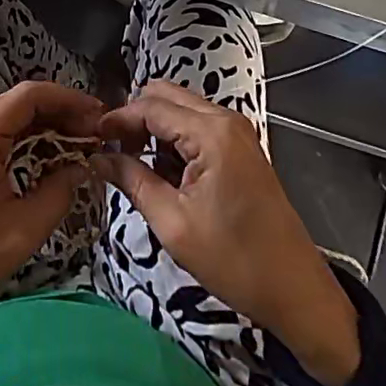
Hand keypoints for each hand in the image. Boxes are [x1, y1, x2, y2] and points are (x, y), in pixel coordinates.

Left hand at [0, 81, 101, 376]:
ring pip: (15, 117)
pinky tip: (57, 155)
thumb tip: (84, 166)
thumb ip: (61, 190)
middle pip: (23, 102)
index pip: (30, 96)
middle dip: (64, 113)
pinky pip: (4, 135)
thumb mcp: (24, 228)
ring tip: (84, 142)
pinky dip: (33, 140)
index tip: (100, 115)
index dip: (70, 100)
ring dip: (50, 126)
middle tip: (97, 132)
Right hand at [92, 81, 360, 385]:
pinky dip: (173, 139)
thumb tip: (98, 159)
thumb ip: (133, 181)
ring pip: (182, 110)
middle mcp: (226, 120)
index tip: (90, 138)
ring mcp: (237, 132)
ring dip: (153, 128)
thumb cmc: (234, 260)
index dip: (117, 119)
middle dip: (134, 118)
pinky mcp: (241, 147)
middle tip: (109, 150)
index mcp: (211, 133)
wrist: (294, 288)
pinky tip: (159, 170)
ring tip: (128, 163)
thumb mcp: (173, 223)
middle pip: (167, 96)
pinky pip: (198, 127)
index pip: (151, 106)